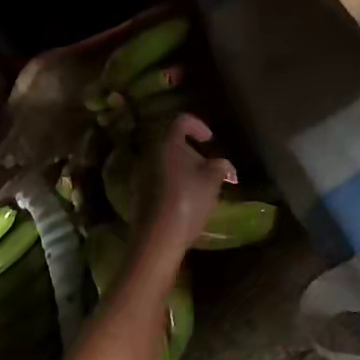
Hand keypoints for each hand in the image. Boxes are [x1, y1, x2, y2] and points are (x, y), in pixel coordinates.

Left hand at [145, 114, 235, 253]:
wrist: (157, 237)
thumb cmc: (188, 200)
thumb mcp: (212, 181)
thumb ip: (220, 166)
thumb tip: (222, 165)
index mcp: (167, 144)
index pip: (181, 121)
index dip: (198, 126)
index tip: (210, 140)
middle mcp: (149, 154)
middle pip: (172, 143)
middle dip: (192, 153)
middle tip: (209, 168)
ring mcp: (140, 174)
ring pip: (164, 163)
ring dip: (182, 170)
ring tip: (199, 187)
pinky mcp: (137, 194)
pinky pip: (157, 179)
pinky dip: (172, 183)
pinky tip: (185, 201)